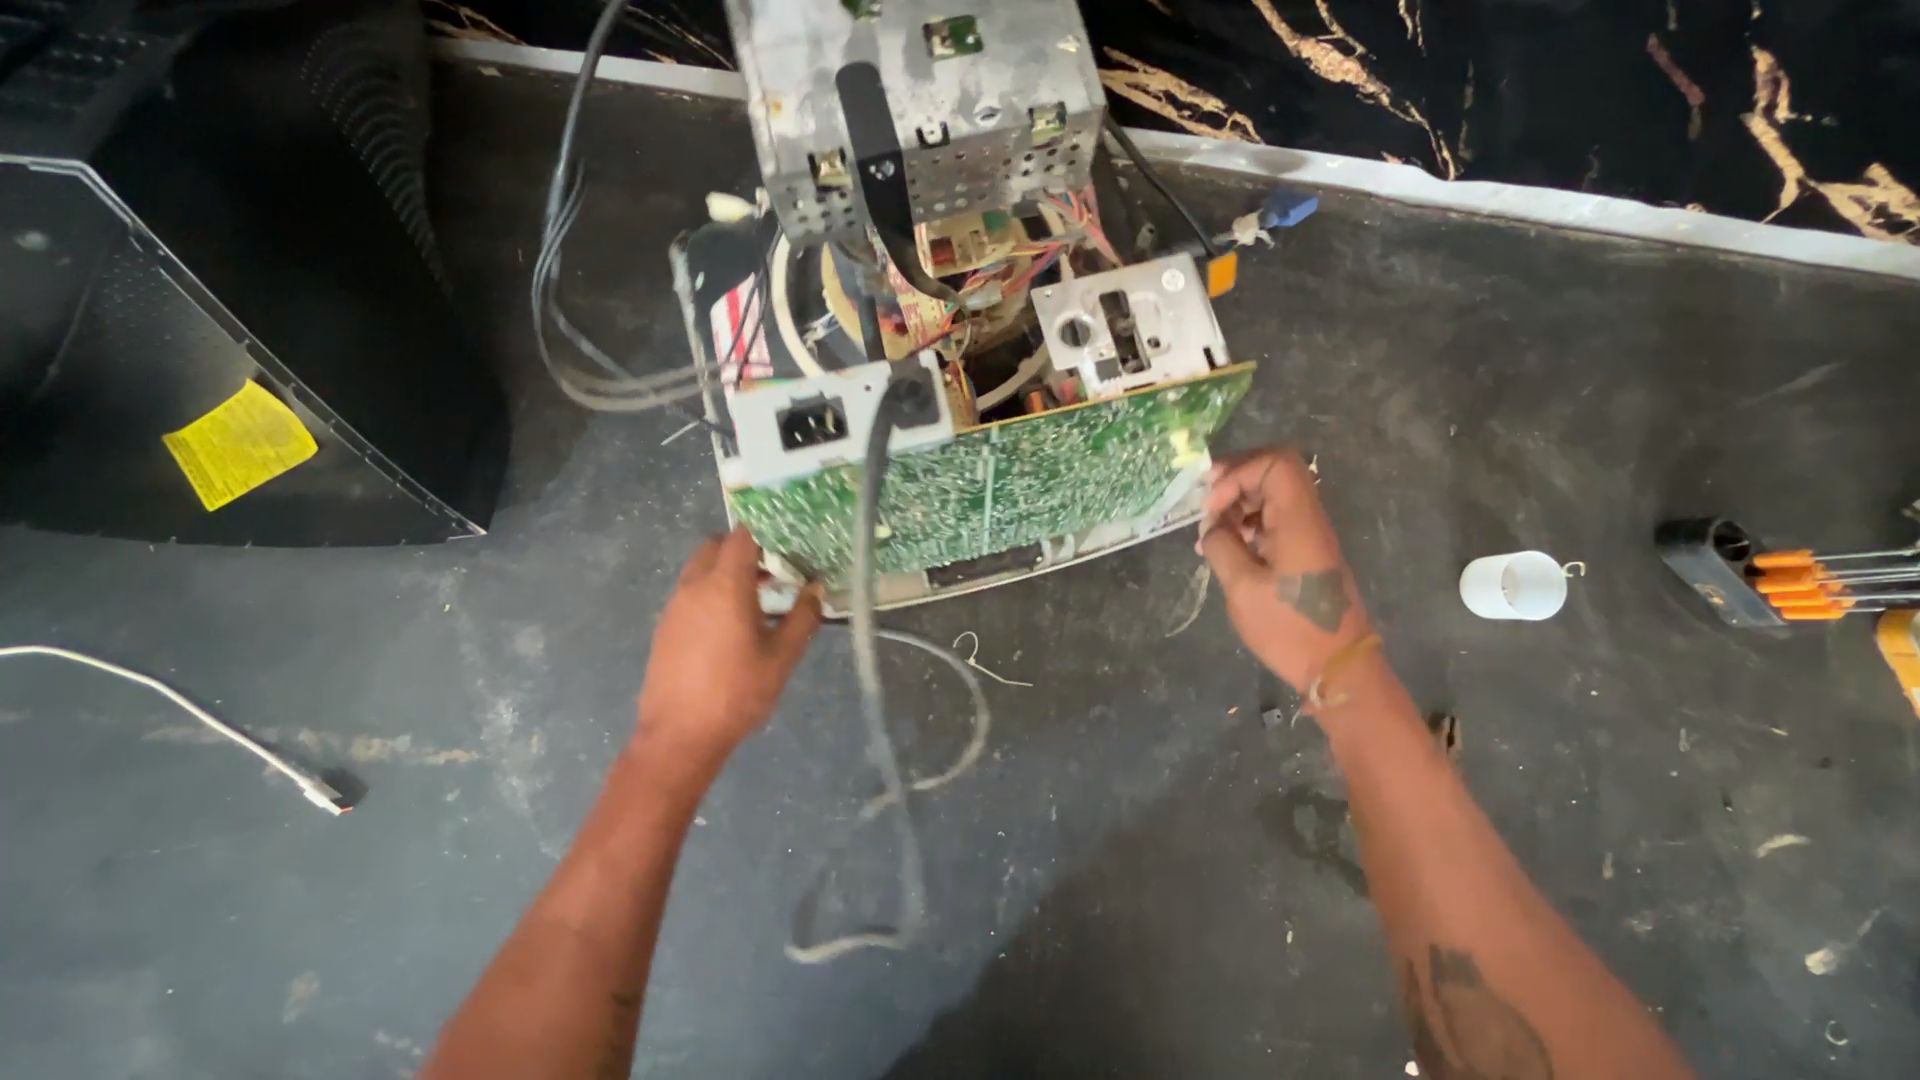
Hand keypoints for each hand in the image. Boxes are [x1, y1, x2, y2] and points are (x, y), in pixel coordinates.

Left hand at [635, 527, 822, 763]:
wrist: (679, 735)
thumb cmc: (737, 693)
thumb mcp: (781, 658)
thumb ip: (802, 618)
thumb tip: (815, 589)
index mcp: (725, 586)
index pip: (741, 537)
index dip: (764, 534)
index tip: (786, 545)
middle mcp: (694, 587)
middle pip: (715, 548)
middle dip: (743, 551)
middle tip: (772, 572)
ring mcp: (674, 607)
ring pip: (699, 571)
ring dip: (725, 574)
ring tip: (755, 602)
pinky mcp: (664, 627)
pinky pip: (689, 595)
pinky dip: (709, 595)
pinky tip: (729, 627)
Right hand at [1198, 448, 1371, 691]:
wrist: (1338, 667)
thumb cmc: (1289, 628)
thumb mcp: (1243, 588)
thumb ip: (1221, 547)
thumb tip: (1211, 527)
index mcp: (1298, 520)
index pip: (1274, 464)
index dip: (1238, 473)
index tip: (1213, 506)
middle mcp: (1308, 520)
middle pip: (1275, 473)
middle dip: (1236, 482)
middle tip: (1205, 506)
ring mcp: (1310, 537)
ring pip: (1274, 498)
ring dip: (1239, 506)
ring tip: (1210, 533)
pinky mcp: (1307, 556)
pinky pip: (1276, 523)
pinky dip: (1249, 526)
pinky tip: (1226, 550)